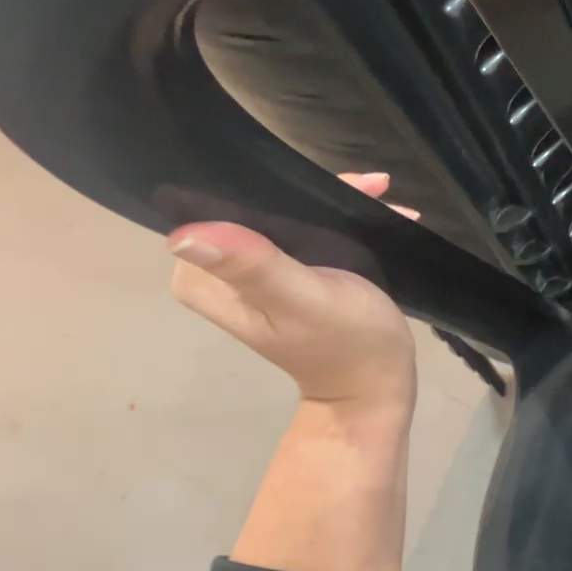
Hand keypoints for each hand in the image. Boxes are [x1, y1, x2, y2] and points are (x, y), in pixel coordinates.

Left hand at [166, 173, 415, 411]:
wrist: (377, 385)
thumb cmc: (348, 344)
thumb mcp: (305, 302)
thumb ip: (254, 267)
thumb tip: (184, 234)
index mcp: (204, 277)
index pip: (230, 205)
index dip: (281, 188)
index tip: (344, 186)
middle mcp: (216, 270)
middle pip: (258, 206)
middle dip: (316, 193)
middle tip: (377, 187)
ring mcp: (249, 273)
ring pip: (284, 215)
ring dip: (336, 204)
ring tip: (387, 195)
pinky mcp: (281, 275)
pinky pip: (301, 231)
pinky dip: (339, 220)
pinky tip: (381, 213)